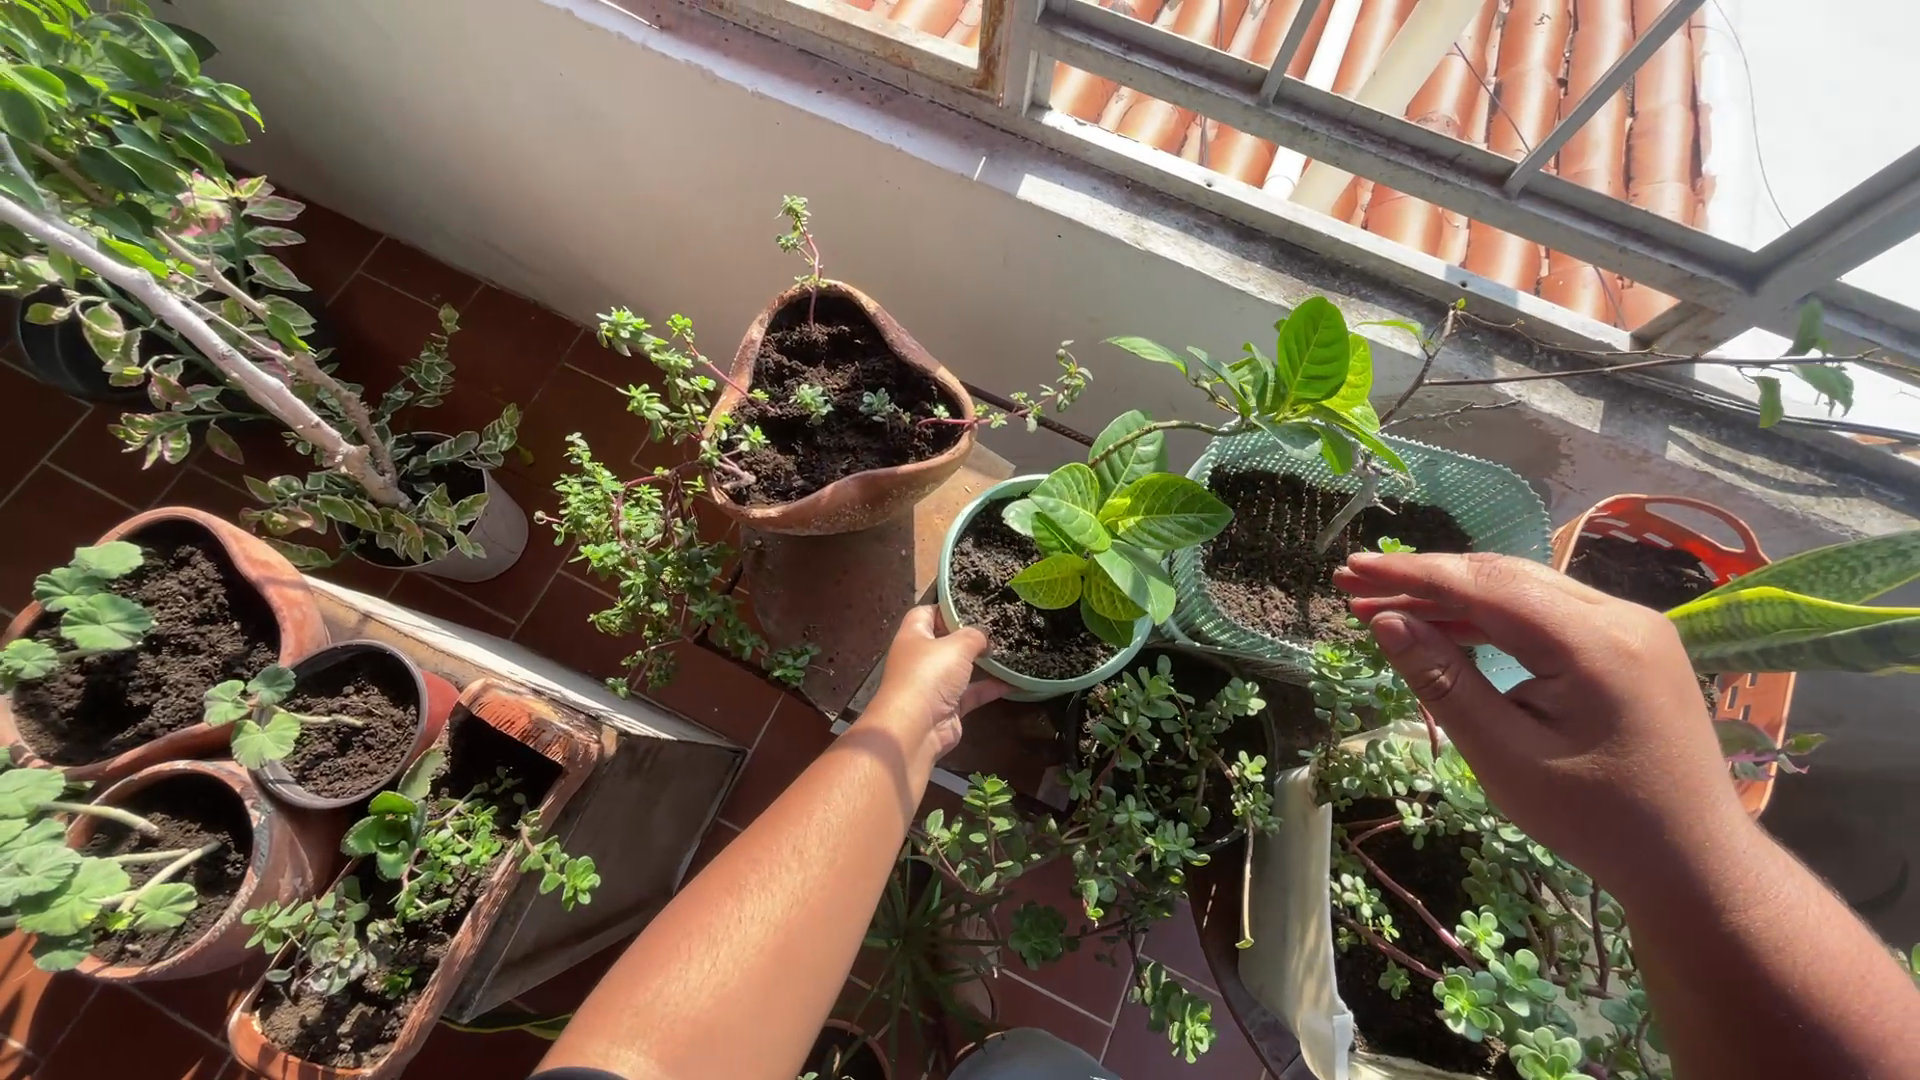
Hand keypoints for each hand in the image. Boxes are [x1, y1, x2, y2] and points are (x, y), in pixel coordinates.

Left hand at [865, 606, 1008, 759]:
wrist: (915, 729)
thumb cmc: (929, 675)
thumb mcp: (956, 645)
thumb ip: (974, 635)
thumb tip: (984, 637)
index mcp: (914, 636)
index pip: (927, 612)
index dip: (948, 606)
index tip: (974, 604)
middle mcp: (921, 658)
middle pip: (947, 640)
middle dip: (971, 635)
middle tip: (998, 626)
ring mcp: (934, 684)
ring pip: (962, 668)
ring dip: (984, 662)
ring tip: (1010, 649)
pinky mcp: (948, 706)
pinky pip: (973, 692)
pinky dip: (991, 687)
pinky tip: (1015, 681)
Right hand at [1334, 551, 1751, 900]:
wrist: (1693, 864)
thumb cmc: (1593, 817)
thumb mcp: (1501, 753)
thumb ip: (1442, 681)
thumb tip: (1385, 621)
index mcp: (1595, 643)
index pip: (1484, 586)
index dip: (1410, 573)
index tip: (1351, 567)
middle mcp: (1619, 617)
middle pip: (1500, 578)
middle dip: (1421, 580)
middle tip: (1352, 584)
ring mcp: (1628, 628)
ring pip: (1517, 591)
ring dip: (1447, 597)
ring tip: (1381, 606)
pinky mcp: (1624, 645)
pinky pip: (1539, 613)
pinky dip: (1482, 617)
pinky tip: (1439, 627)